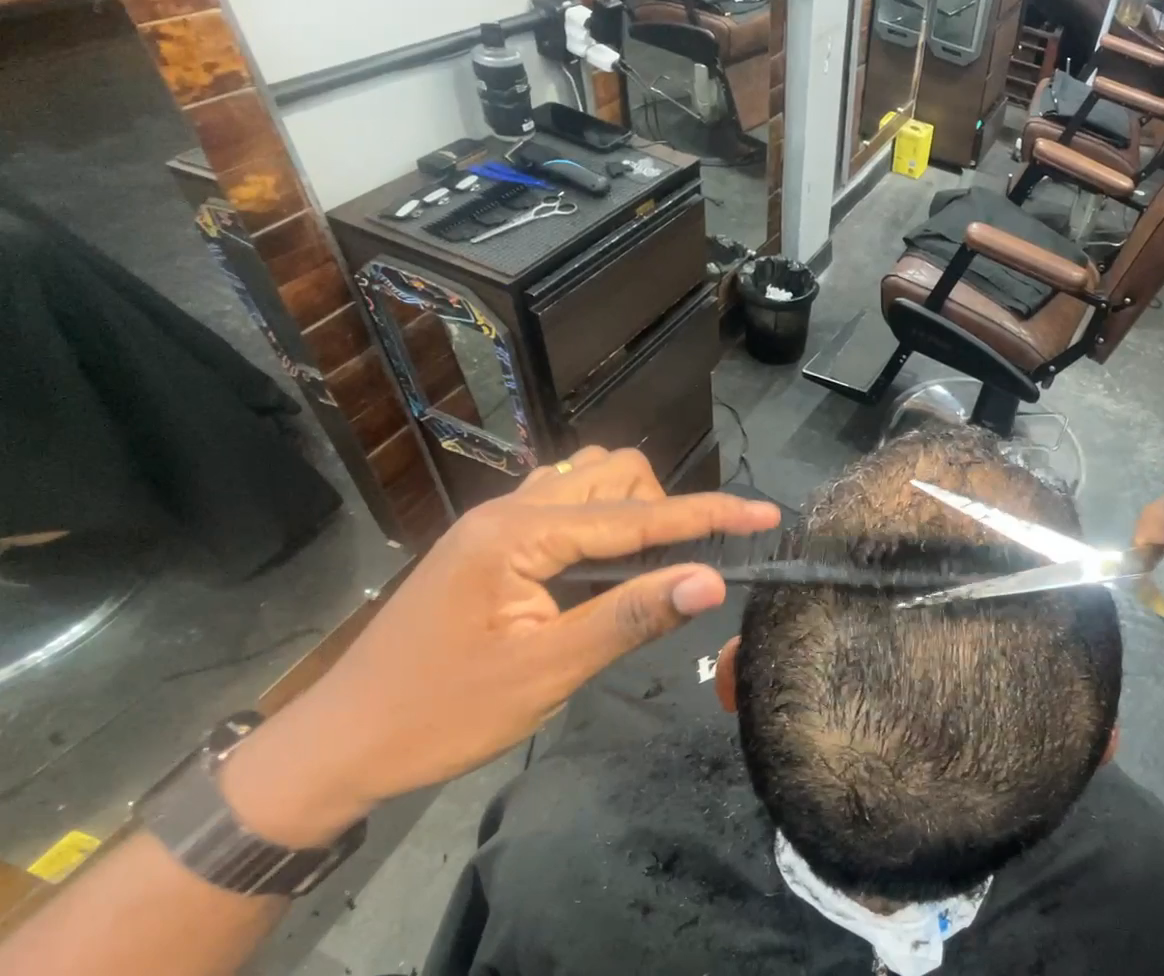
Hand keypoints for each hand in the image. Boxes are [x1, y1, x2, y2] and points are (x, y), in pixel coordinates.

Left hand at [219, 447, 779, 845]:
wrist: (338, 744)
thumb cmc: (441, 714)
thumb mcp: (545, 672)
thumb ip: (631, 616)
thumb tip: (711, 580)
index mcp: (521, 534)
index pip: (640, 515)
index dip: (711, 514)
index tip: (768, 514)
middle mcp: (509, 508)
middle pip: (617, 474)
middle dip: (667, 508)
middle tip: (684, 568)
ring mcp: (494, 521)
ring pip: (590, 479)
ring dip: (635, 509)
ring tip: (649, 565)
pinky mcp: (489, 542)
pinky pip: (563, 500)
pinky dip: (602, 517)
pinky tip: (604, 560)